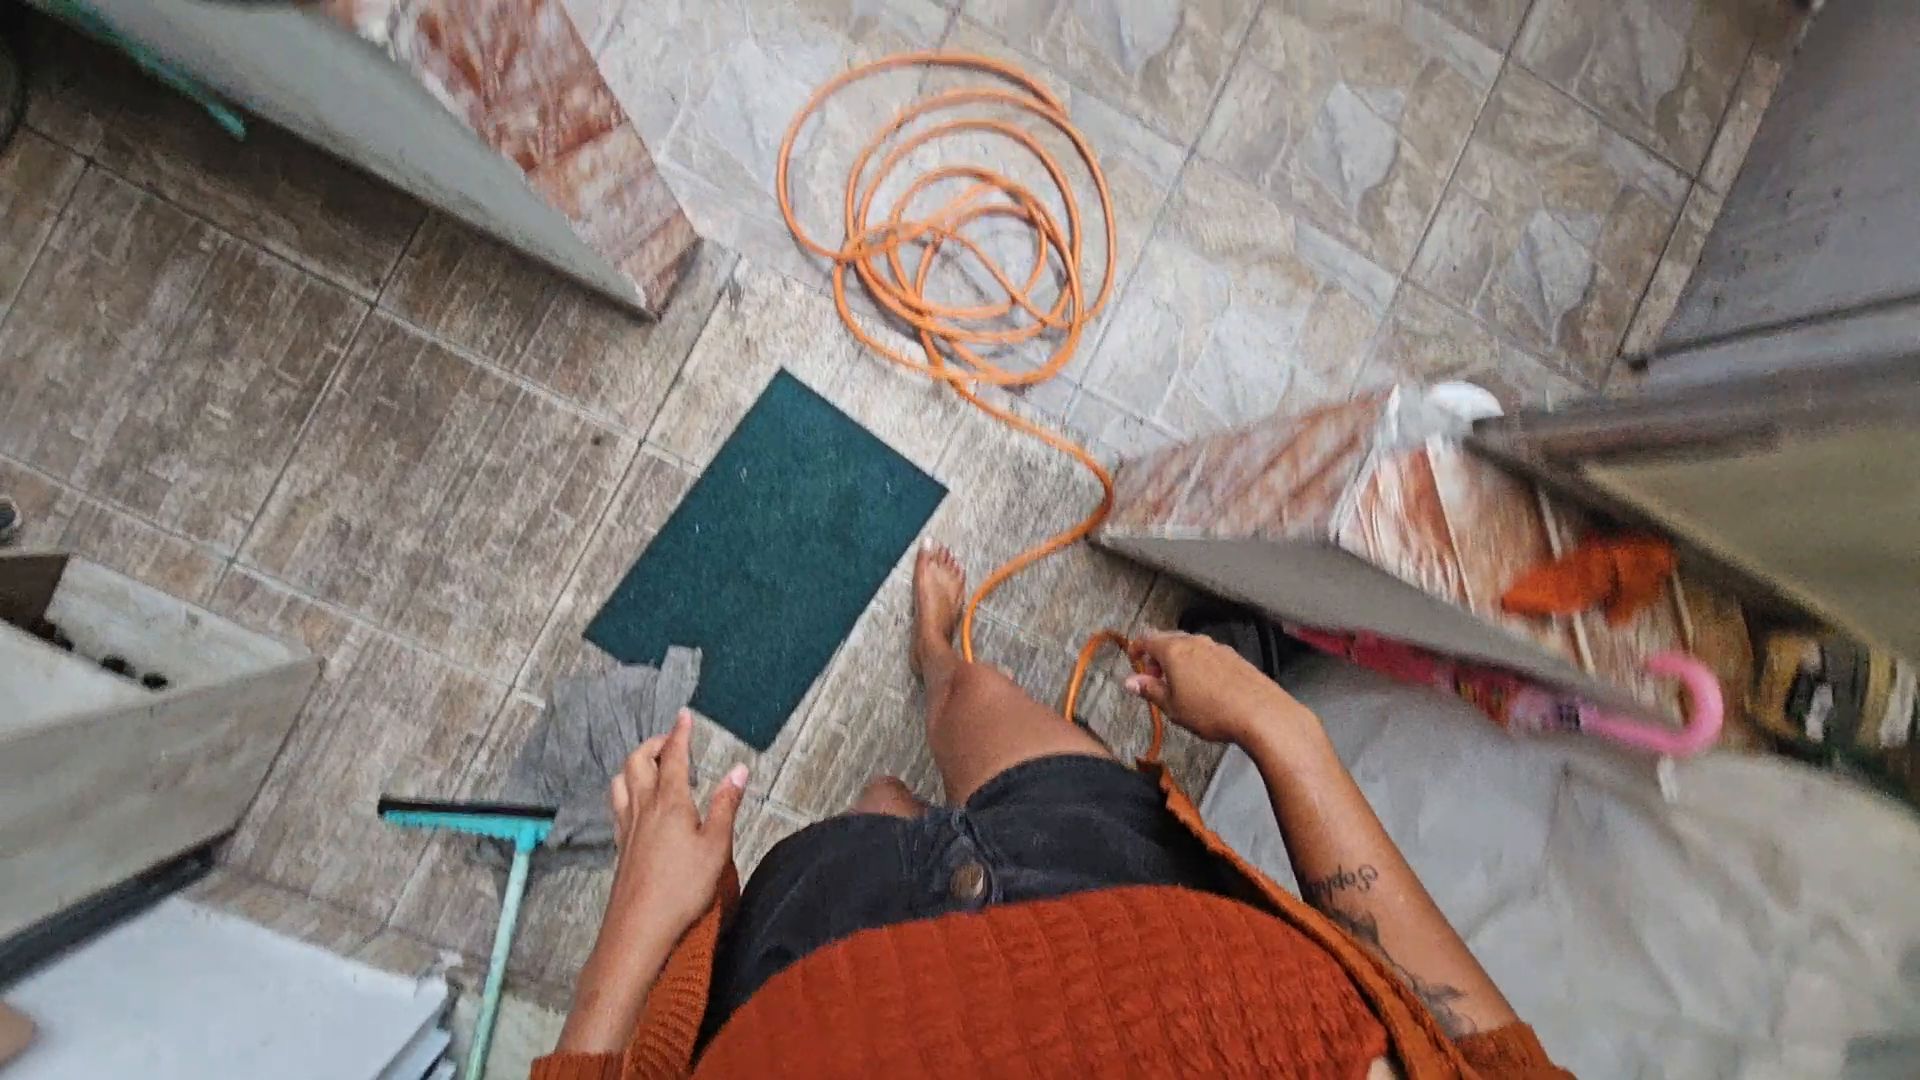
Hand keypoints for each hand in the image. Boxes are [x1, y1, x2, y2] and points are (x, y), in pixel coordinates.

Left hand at [559, 712, 747, 1054]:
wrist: (637, 932)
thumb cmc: (681, 889)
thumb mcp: (716, 846)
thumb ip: (725, 804)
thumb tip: (739, 768)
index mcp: (669, 802)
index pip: (673, 756)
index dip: (679, 732)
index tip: (684, 714)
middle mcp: (643, 808)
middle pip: (637, 761)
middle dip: (653, 743)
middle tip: (672, 740)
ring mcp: (627, 827)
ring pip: (621, 781)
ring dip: (635, 763)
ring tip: (652, 764)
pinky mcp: (620, 846)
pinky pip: (617, 803)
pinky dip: (627, 788)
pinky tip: (638, 802)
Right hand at [1124, 631, 1315, 746]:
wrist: (1262, 714)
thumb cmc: (1213, 711)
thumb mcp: (1172, 707)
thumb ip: (1150, 690)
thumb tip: (1131, 682)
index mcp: (1174, 650)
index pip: (1147, 639)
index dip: (1137, 649)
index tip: (1134, 659)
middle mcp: (1195, 643)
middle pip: (1168, 640)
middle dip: (1158, 657)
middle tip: (1155, 678)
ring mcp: (1218, 648)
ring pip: (1190, 647)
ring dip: (1180, 661)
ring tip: (1180, 686)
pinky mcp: (1235, 658)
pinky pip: (1209, 656)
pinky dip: (1199, 666)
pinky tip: (1205, 688)